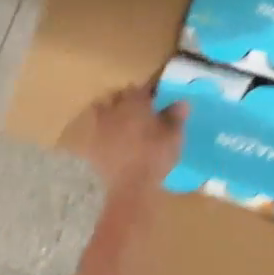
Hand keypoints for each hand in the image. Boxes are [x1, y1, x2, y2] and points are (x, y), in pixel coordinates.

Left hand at [66, 84, 186, 194]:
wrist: (130, 186)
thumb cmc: (155, 156)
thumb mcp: (173, 136)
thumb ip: (176, 116)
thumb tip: (181, 102)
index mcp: (135, 102)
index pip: (143, 88)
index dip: (151, 91)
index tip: (158, 96)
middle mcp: (114, 109)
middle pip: (119, 95)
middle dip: (129, 98)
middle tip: (141, 108)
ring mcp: (100, 126)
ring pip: (103, 109)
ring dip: (111, 110)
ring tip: (121, 120)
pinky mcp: (92, 144)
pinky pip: (95, 130)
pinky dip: (102, 129)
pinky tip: (110, 137)